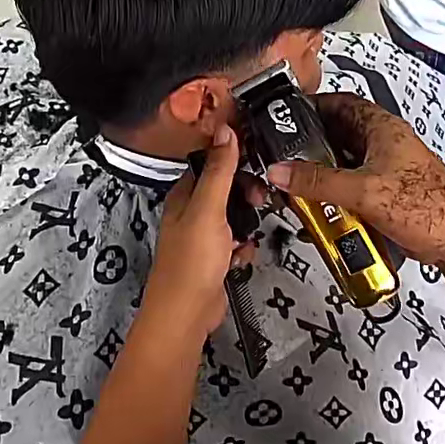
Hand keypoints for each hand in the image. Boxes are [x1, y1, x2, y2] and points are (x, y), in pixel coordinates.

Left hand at [144, 126, 247, 336]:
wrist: (186, 314)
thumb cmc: (191, 261)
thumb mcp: (208, 209)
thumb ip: (219, 170)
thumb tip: (224, 129)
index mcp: (184, 194)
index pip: (209, 161)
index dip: (233, 157)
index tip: (258, 158)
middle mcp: (191, 212)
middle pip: (225, 188)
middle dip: (246, 192)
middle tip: (260, 200)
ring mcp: (202, 236)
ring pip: (233, 215)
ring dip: (247, 221)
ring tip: (250, 231)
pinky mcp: (214, 258)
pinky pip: (236, 241)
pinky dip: (243, 246)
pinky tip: (242, 255)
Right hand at [262, 94, 444, 269]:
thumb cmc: (433, 209)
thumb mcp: (364, 191)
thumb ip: (318, 182)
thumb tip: (283, 171)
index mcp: (383, 129)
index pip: (341, 103)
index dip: (312, 106)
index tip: (287, 117)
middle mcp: (385, 145)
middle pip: (338, 137)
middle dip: (312, 149)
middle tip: (289, 160)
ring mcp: (387, 171)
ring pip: (345, 166)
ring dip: (324, 178)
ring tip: (303, 190)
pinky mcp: (388, 195)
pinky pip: (354, 190)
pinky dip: (337, 199)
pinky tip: (327, 214)